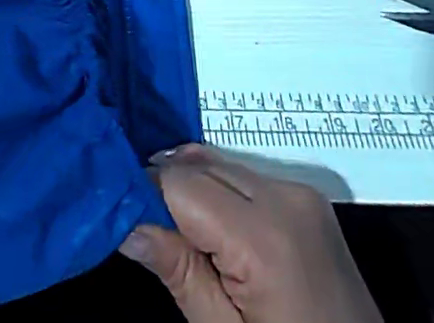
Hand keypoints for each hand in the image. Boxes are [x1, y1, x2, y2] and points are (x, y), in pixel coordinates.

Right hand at [119, 145, 382, 322]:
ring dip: (191, 186)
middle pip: (197, 164)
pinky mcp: (308, 197)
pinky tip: (212, 226)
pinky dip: (219, 189)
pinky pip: (244, 175)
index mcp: (264, 237)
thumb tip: (126, 223)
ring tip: (179, 232)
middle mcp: (284, 196)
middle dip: (165, 188)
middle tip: (146, 228)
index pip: (178, 182)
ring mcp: (300, 192)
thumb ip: (178, 272)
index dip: (144, 194)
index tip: (124, 219)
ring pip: (218, 162)